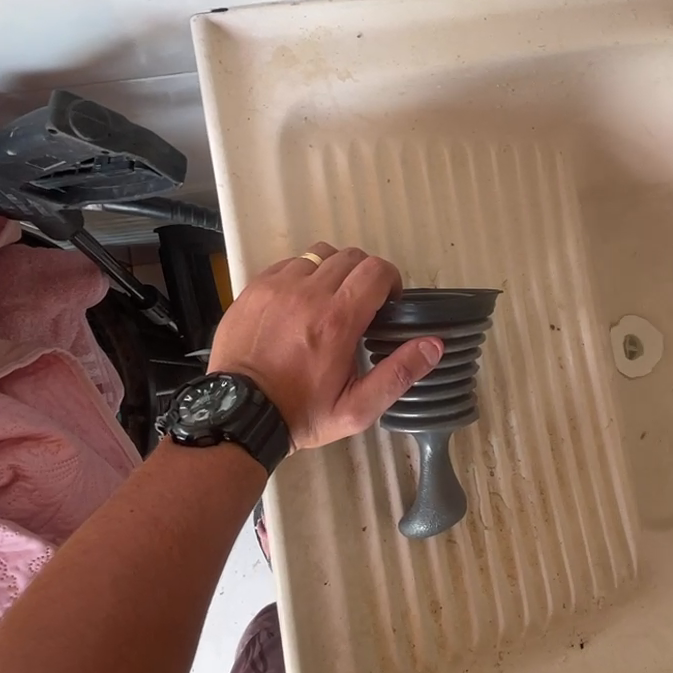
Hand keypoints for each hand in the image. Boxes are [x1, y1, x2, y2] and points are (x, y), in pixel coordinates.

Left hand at [209, 243, 442, 450]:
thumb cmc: (302, 414)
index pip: (376, 270)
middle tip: (362, 305)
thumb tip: (434, 344)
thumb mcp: (358, 409)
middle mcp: (307, 293)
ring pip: (319, 255)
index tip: (387, 304)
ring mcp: (276, 287)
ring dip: (333, 272)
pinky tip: (300, 303)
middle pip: (351, 257)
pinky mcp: (254, 289)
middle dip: (365, 276)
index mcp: (337, 320)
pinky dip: (302, 276)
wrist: (238, 416)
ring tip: (330, 301)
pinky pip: (288, 264)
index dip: (390, 281)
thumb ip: (399, 374)